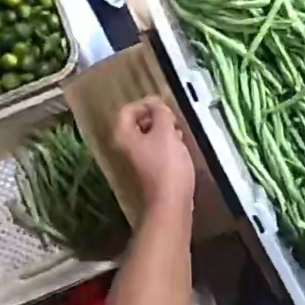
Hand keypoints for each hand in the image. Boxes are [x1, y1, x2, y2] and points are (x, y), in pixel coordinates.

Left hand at [113, 97, 193, 214]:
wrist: (170, 201)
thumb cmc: (166, 164)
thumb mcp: (165, 132)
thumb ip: (161, 113)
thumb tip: (156, 104)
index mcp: (124, 135)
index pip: (127, 109)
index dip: (145, 103)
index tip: (164, 105)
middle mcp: (126, 146)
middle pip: (137, 122)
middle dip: (156, 117)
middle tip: (173, 118)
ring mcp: (137, 159)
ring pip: (148, 136)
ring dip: (163, 130)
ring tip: (179, 132)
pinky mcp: (149, 169)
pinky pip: (155, 149)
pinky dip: (166, 144)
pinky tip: (180, 147)